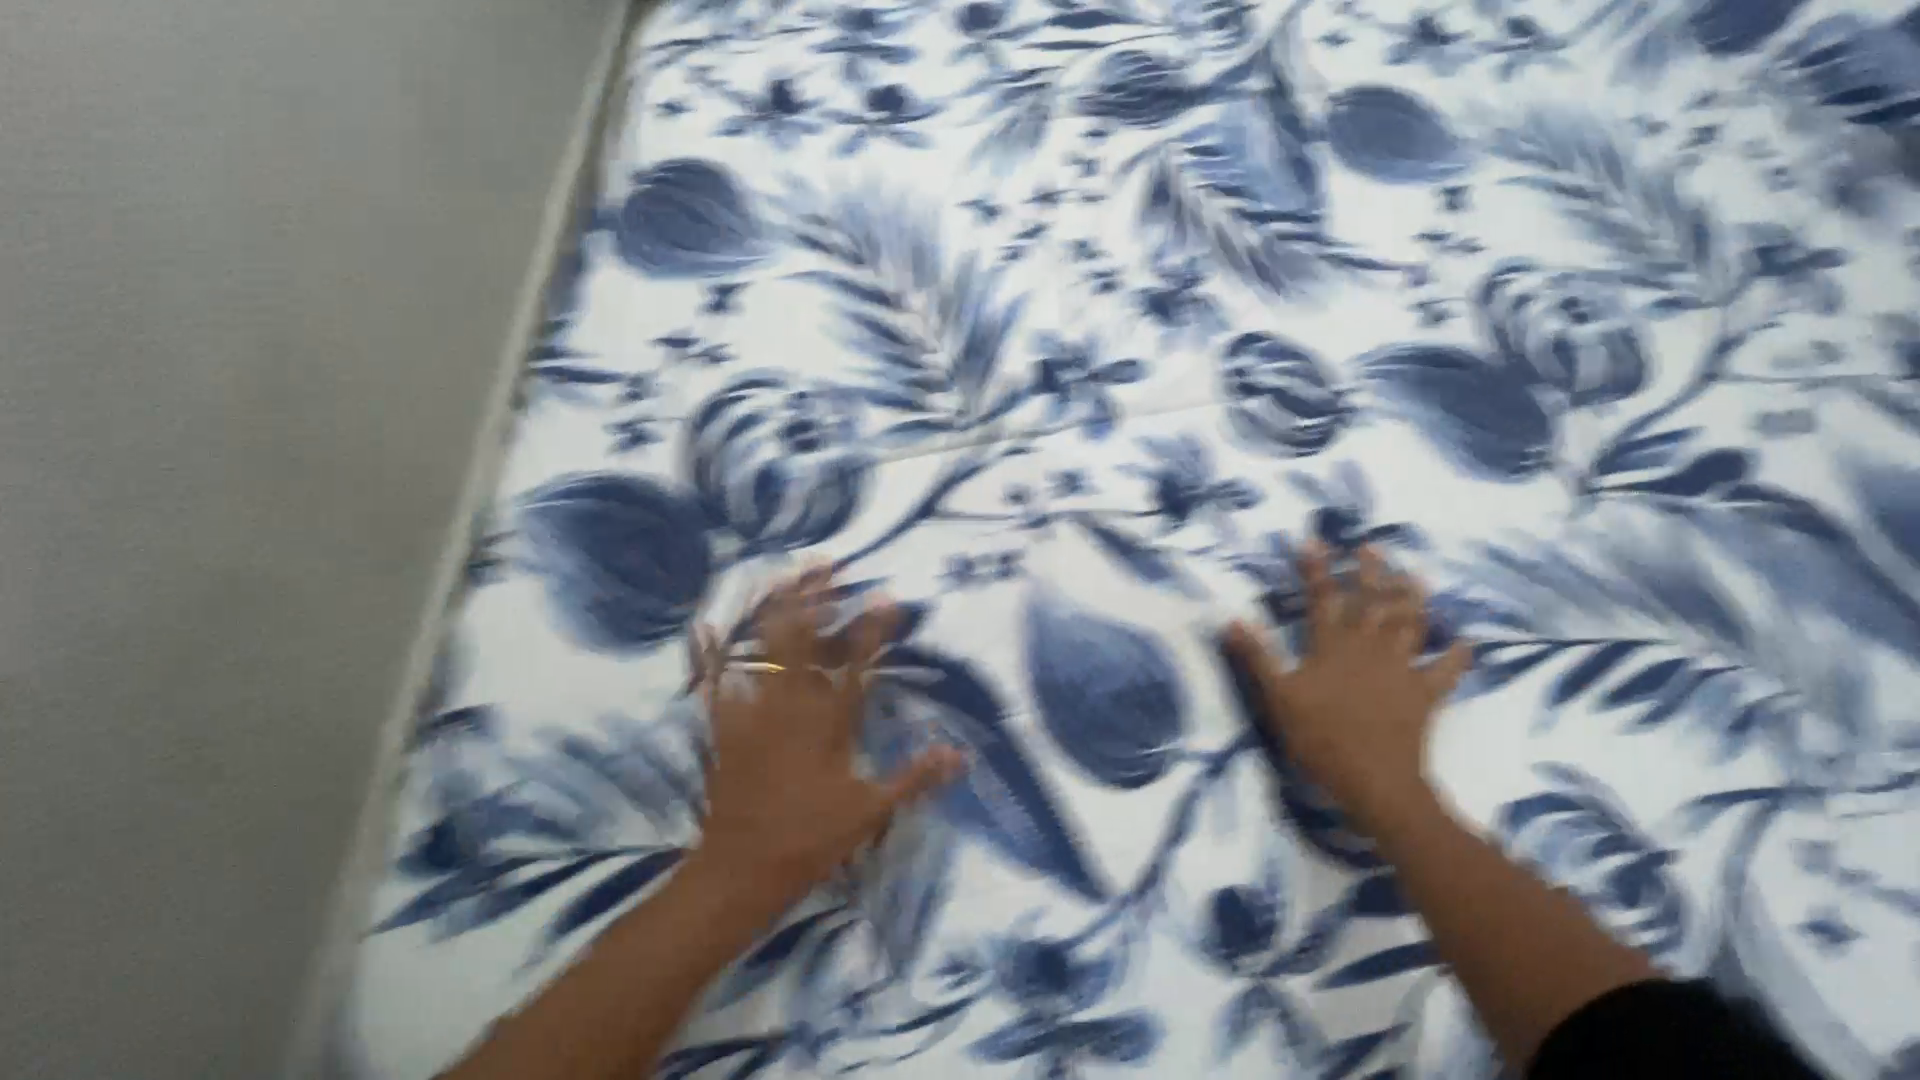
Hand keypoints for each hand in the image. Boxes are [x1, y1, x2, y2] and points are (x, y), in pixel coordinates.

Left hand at [689, 567, 967, 914]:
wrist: (742, 868)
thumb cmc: (812, 840)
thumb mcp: (871, 812)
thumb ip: (915, 777)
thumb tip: (961, 754)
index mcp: (829, 726)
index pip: (858, 667)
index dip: (873, 630)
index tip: (887, 597)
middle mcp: (791, 708)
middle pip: (804, 643)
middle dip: (816, 600)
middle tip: (826, 564)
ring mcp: (753, 714)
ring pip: (763, 652)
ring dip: (773, 612)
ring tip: (781, 576)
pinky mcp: (726, 728)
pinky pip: (714, 683)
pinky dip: (708, 653)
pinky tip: (702, 625)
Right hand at [1224, 543, 1470, 830]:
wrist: (1374, 780)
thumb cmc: (1320, 738)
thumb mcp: (1278, 698)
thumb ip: (1258, 658)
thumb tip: (1233, 620)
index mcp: (1330, 647)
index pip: (1322, 598)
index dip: (1318, 569)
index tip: (1314, 541)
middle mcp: (1367, 649)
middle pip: (1371, 603)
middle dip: (1371, 572)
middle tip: (1373, 547)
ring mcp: (1400, 669)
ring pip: (1409, 625)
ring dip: (1413, 599)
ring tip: (1417, 576)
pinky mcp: (1424, 694)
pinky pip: (1446, 670)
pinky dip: (1457, 655)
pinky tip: (1466, 641)